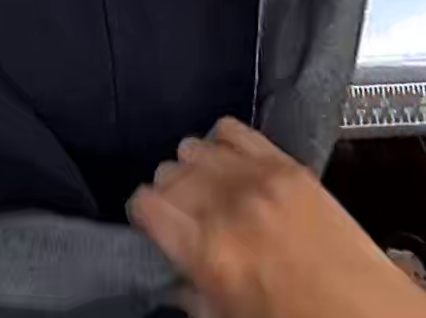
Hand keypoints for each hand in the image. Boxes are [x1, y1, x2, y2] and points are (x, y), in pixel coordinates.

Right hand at [128, 118, 425, 317]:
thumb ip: (195, 297)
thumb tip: (174, 273)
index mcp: (209, 253)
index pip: (146, 205)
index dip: (141, 214)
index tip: (148, 223)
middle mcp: (226, 204)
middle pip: (168, 173)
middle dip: (167, 195)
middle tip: (182, 216)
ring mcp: (257, 176)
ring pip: (193, 146)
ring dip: (192, 168)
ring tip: (206, 190)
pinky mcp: (284, 161)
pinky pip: (232, 128)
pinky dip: (221, 141)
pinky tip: (229, 164)